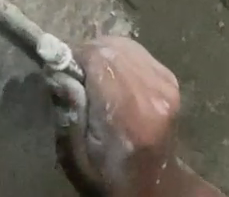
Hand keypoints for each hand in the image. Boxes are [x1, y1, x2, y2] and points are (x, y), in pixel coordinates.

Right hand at [48, 36, 182, 195]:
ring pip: (122, 45)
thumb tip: (58, 73)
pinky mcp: (170, 79)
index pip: (99, 58)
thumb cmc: (111, 176)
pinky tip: (112, 74)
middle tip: (75, 72)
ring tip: (92, 74)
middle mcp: (153, 95)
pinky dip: (118, 56)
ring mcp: (166, 85)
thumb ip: (70, 114)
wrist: (155, 187)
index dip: (75, 55)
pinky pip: (135, 51)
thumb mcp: (79, 157)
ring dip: (102, 53)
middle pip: (111, 48)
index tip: (62, 67)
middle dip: (87, 53)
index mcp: (130, 116)